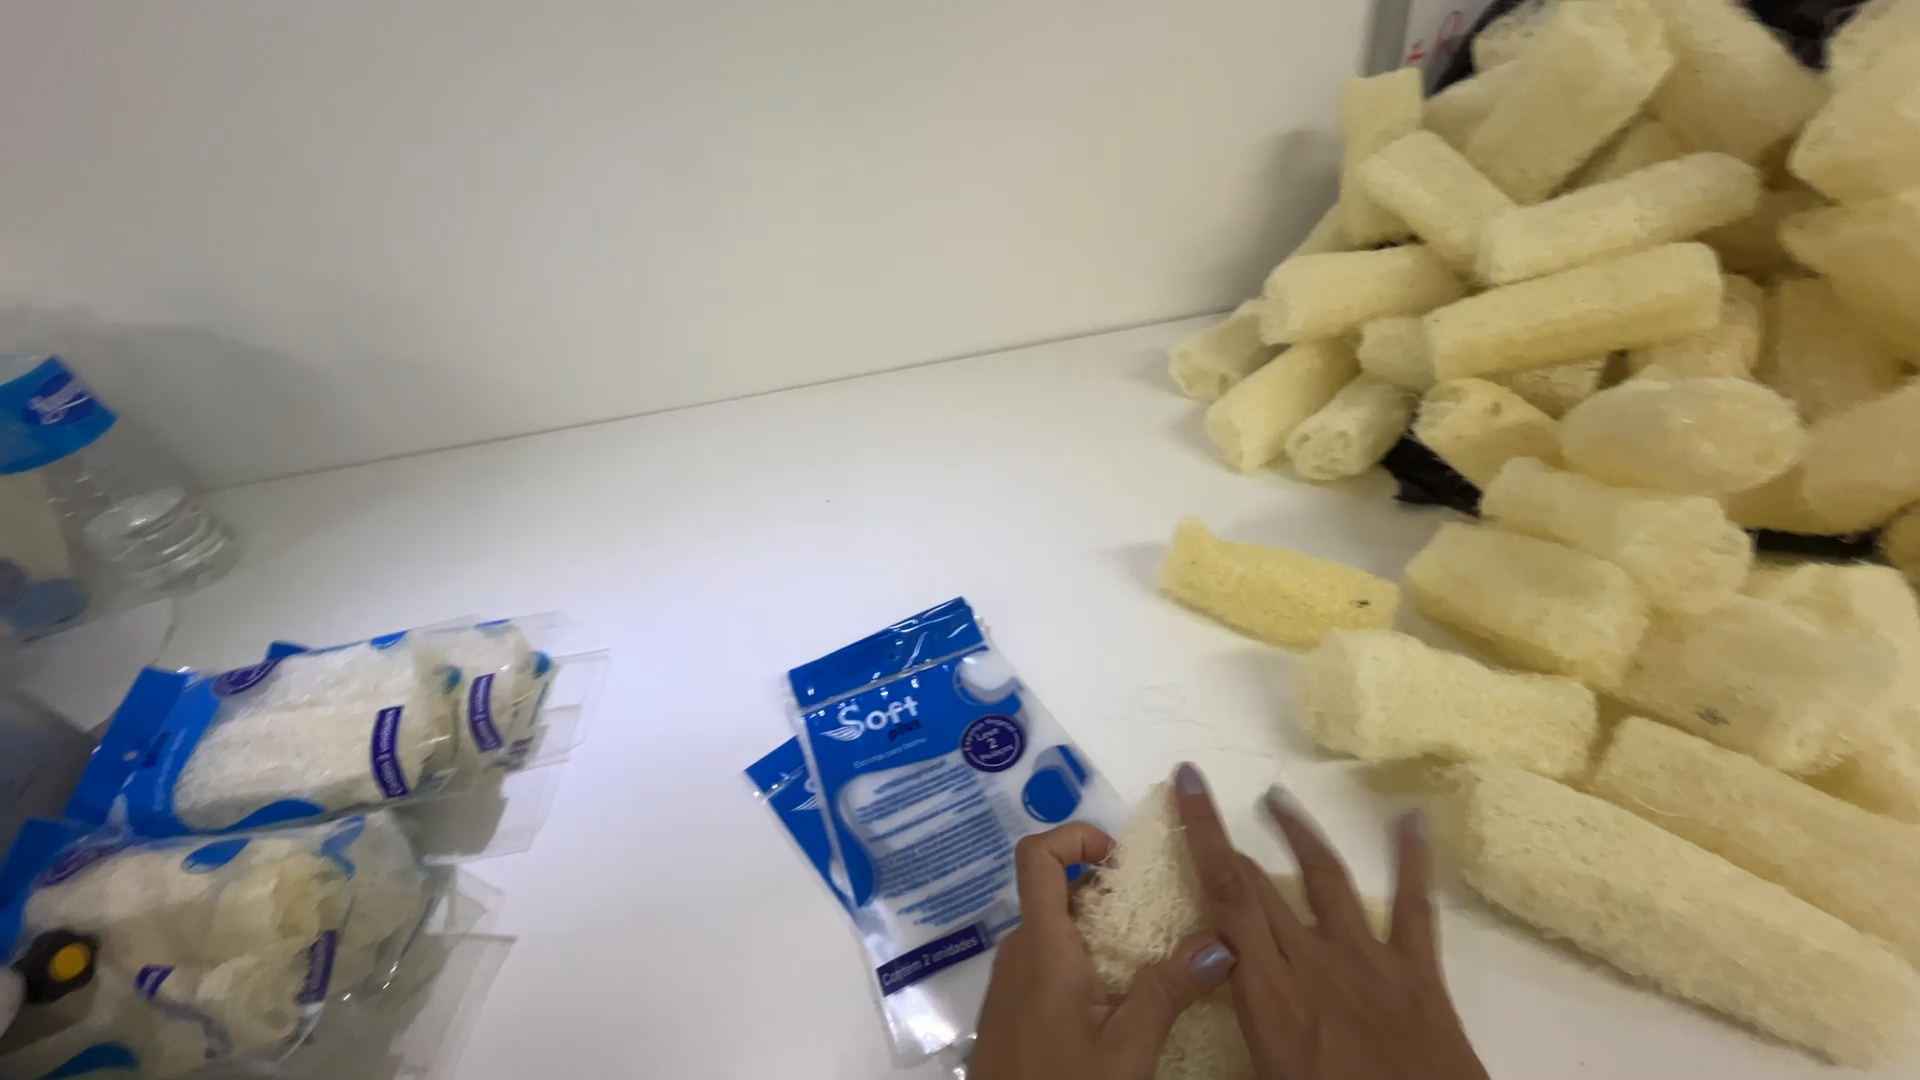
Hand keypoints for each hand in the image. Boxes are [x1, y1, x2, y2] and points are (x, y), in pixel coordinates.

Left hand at [971, 823, 1237, 1079]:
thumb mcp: (1126, 1049)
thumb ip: (1168, 991)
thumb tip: (1220, 943)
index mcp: (1042, 943)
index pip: (1036, 854)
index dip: (1074, 836)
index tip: (1119, 860)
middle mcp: (1020, 946)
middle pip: (1055, 889)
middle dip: (1105, 890)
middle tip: (1153, 916)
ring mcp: (1013, 975)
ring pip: (1054, 926)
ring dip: (1097, 929)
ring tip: (1144, 959)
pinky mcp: (1013, 1003)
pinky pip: (1046, 957)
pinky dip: (1081, 957)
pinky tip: (1114, 998)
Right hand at [1173, 763, 1487, 1079]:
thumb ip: (1236, 1035)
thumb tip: (1205, 1000)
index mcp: (1270, 995)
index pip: (1225, 896)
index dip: (1202, 832)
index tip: (1188, 783)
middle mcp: (1312, 963)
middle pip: (1260, 883)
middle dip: (1225, 840)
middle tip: (1204, 803)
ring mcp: (1368, 962)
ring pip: (1325, 878)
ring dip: (1296, 833)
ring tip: (1275, 798)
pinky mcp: (1419, 975)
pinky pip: (1415, 909)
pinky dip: (1413, 860)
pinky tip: (1411, 818)